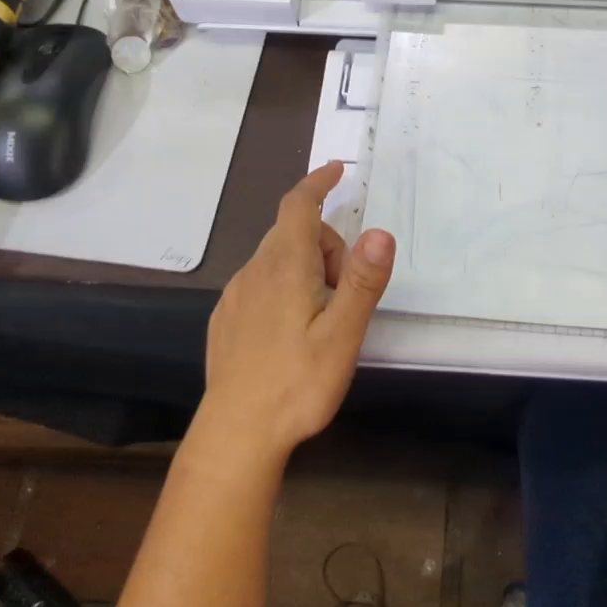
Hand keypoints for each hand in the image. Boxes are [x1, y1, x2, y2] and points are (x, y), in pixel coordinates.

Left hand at [197, 161, 396, 461]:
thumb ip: (363, 281)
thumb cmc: (297, 383)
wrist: (236, 436)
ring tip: (322, 320)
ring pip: (277, 259)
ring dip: (306, 269)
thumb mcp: (343, 334)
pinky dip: (283, 287)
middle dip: (327, 246)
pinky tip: (292, 333)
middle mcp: (255, 271)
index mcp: (284, 266)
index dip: (318, 182)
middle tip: (346, 296)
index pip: (298, 205)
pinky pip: (261, 283)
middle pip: (294, 232)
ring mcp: (236, 295)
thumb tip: (380, 232)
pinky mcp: (226, 319)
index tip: (337, 170)